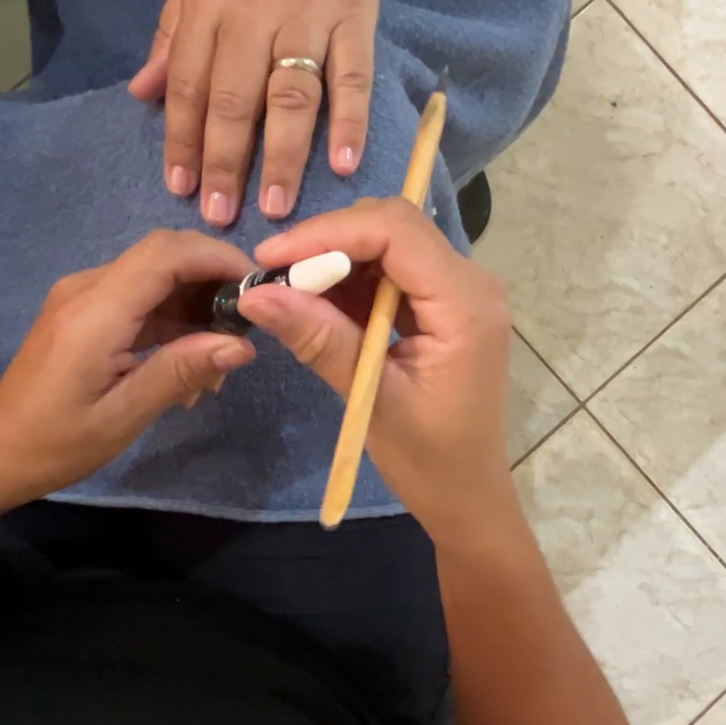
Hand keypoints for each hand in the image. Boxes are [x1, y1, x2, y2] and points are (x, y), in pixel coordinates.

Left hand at [0, 231, 257, 513]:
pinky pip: (141, 298)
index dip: (218, 258)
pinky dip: (174, 319)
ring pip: (156, 276)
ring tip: (218, 359)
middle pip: (164, 256)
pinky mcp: (84, 312)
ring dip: (196, 305)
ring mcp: (83, 297)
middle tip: (247, 328)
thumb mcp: (124, 415)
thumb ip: (181, 372)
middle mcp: (87, 289)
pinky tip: (188, 360)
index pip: (167, 253)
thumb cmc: (55, 443)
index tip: (259, 289)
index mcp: (96, 312)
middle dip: (213, 280)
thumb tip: (242, 345)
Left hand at [127, 0, 392, 227]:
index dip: (182, 138)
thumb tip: (141, 94)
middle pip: (235, 98)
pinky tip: (343, 164)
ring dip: (283, 157)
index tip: (180, 188)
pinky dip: (349, 121)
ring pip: (291, 95)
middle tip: (221, 214)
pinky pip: (352, 77)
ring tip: (276, 208)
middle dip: (225, 161)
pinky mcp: (356, 19)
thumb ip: (172, 34)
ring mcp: (310, 14)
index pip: (189, 81)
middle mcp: (256, 8)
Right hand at [235, 199, 514, 531]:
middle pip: (394, 228)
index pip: (396, 232)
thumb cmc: (431, 462)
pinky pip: (393, 273)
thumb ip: (321, 341)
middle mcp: (471, 284)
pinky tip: (319, 307)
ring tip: (289, 295)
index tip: (270, 260)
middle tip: (273, 278)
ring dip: (335, 262)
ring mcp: (460, 293)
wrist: (467, 496)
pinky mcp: (443, 307)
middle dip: (328, 244)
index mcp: (467, 305)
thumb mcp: (372, 402)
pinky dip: (352, 283)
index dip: (328, 234)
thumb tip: (254, 294)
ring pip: (390, 245)